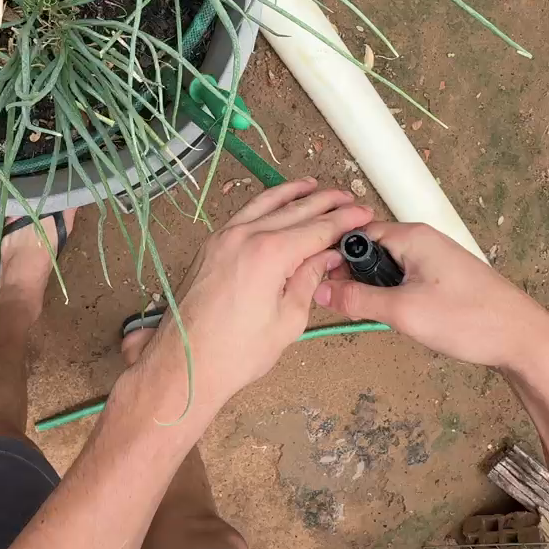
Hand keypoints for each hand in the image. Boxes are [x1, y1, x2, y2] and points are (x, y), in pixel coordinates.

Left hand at [134, 180, 370, 410]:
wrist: (186, 362)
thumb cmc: (234, 352)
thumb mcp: (288, 320)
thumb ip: (309, 280)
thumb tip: (326, 258)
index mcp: (269, 254)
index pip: (317, 229)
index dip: (344, 221)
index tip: (363, 214)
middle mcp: (245, 237)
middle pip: (294, 210)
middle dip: (325, 203)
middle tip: (348, 199)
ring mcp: (224, 237)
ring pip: (265, 203)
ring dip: (293, 193)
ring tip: (314, 186)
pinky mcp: (211, 245)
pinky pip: (244, 213)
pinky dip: (264, 203)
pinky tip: (275, 202)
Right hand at [313, 222, 548, 370]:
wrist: (524, 340)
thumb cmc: (468, 320)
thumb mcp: (403, 312)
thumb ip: (358, 299)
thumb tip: (320, 291)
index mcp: (411, 236)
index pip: (357, 234)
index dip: (336, 257)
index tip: (321, 282)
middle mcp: (423, 238)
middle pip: (371, 248)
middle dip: (354, 273)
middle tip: (345, 303)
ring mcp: (436, 256)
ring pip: (388, 264)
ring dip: (375, 286)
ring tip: (371, 311)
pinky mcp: (445, 275)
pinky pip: (406, 275)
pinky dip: (394, 291)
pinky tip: (398, 314)